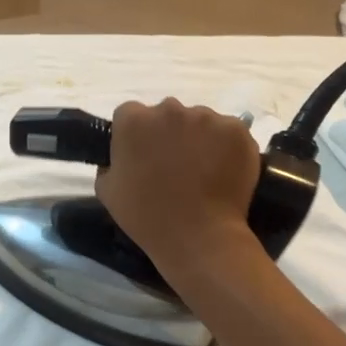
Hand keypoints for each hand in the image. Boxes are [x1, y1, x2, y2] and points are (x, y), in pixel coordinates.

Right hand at [96, 99, 264, 276]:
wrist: (197, 235)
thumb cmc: (146, 216)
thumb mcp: (107, 192)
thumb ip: (110, 165)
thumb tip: (122, 160)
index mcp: (133, 121)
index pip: (129, 114)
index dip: (134, 135)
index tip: (139, 155)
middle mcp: (169, 110)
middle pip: (166, 114)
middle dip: (167, 133)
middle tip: (171, 165)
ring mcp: (207, 117)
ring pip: (199, 122)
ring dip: (197, 139)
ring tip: (200, 171)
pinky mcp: (237, 130)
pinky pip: (227, 132)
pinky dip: (225, 147)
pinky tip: (222, 171)